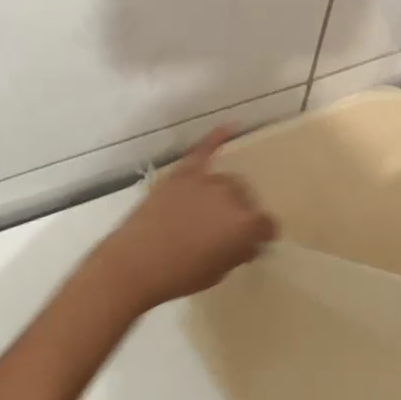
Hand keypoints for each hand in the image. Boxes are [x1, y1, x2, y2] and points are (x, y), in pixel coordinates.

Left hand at [82, 126, 277, 313]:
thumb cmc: (180, 275)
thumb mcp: (219, 271)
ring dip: (226, 196)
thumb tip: (246, 243)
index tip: (254, 244)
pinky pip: (203, 150)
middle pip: (247, 201)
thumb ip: (238, 252)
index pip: (267, 225)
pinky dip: (216, 138)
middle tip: (226, 234)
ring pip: (228, 183)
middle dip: (242, 216)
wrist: (134, 263)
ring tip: (213, 212)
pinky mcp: (182, 174)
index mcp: (246, 224)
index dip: (261, 236)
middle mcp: (232, 196)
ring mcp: (206, 181)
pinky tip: (230, 124)